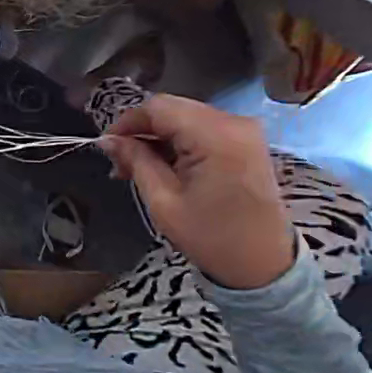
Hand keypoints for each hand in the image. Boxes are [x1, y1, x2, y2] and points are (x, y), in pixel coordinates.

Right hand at [101, 95, 295, 289]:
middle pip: (173, 108)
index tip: (107, 145)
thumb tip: (109, 140)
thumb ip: (136, 162)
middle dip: (142, 130)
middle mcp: (234, 122)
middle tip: (120, 160)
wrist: (265, 265)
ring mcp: (244, 130)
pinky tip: (164, 163)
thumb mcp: (164, 202)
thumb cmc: (212, 239)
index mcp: (216, 136)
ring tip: (138, 166)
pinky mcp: (246, 140)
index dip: (127, 121)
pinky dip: (178, 140)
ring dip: (158, 136)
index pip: (159, 107)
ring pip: (185, 116)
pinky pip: (202, 127)